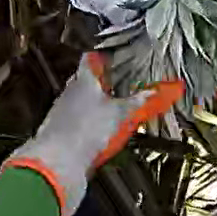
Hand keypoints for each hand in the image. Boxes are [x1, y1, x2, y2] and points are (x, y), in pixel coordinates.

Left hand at [6, 54, 182, 215]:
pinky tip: (98, 129)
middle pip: (85, 80)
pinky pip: (78, 118)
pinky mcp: (61, 128)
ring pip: (81, 99)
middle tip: (116, 83)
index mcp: (83, 80)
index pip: (90, 60)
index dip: (102, 57)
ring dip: (95, 101)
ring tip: (111, 107)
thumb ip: (138, 102)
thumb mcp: (120, 113)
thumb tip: (156, 91)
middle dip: (100, 82)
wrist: (59, 158)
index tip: (112, 58)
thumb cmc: (88, 128)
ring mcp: (63, 109)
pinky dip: (89, 119)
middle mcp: (70, 91)